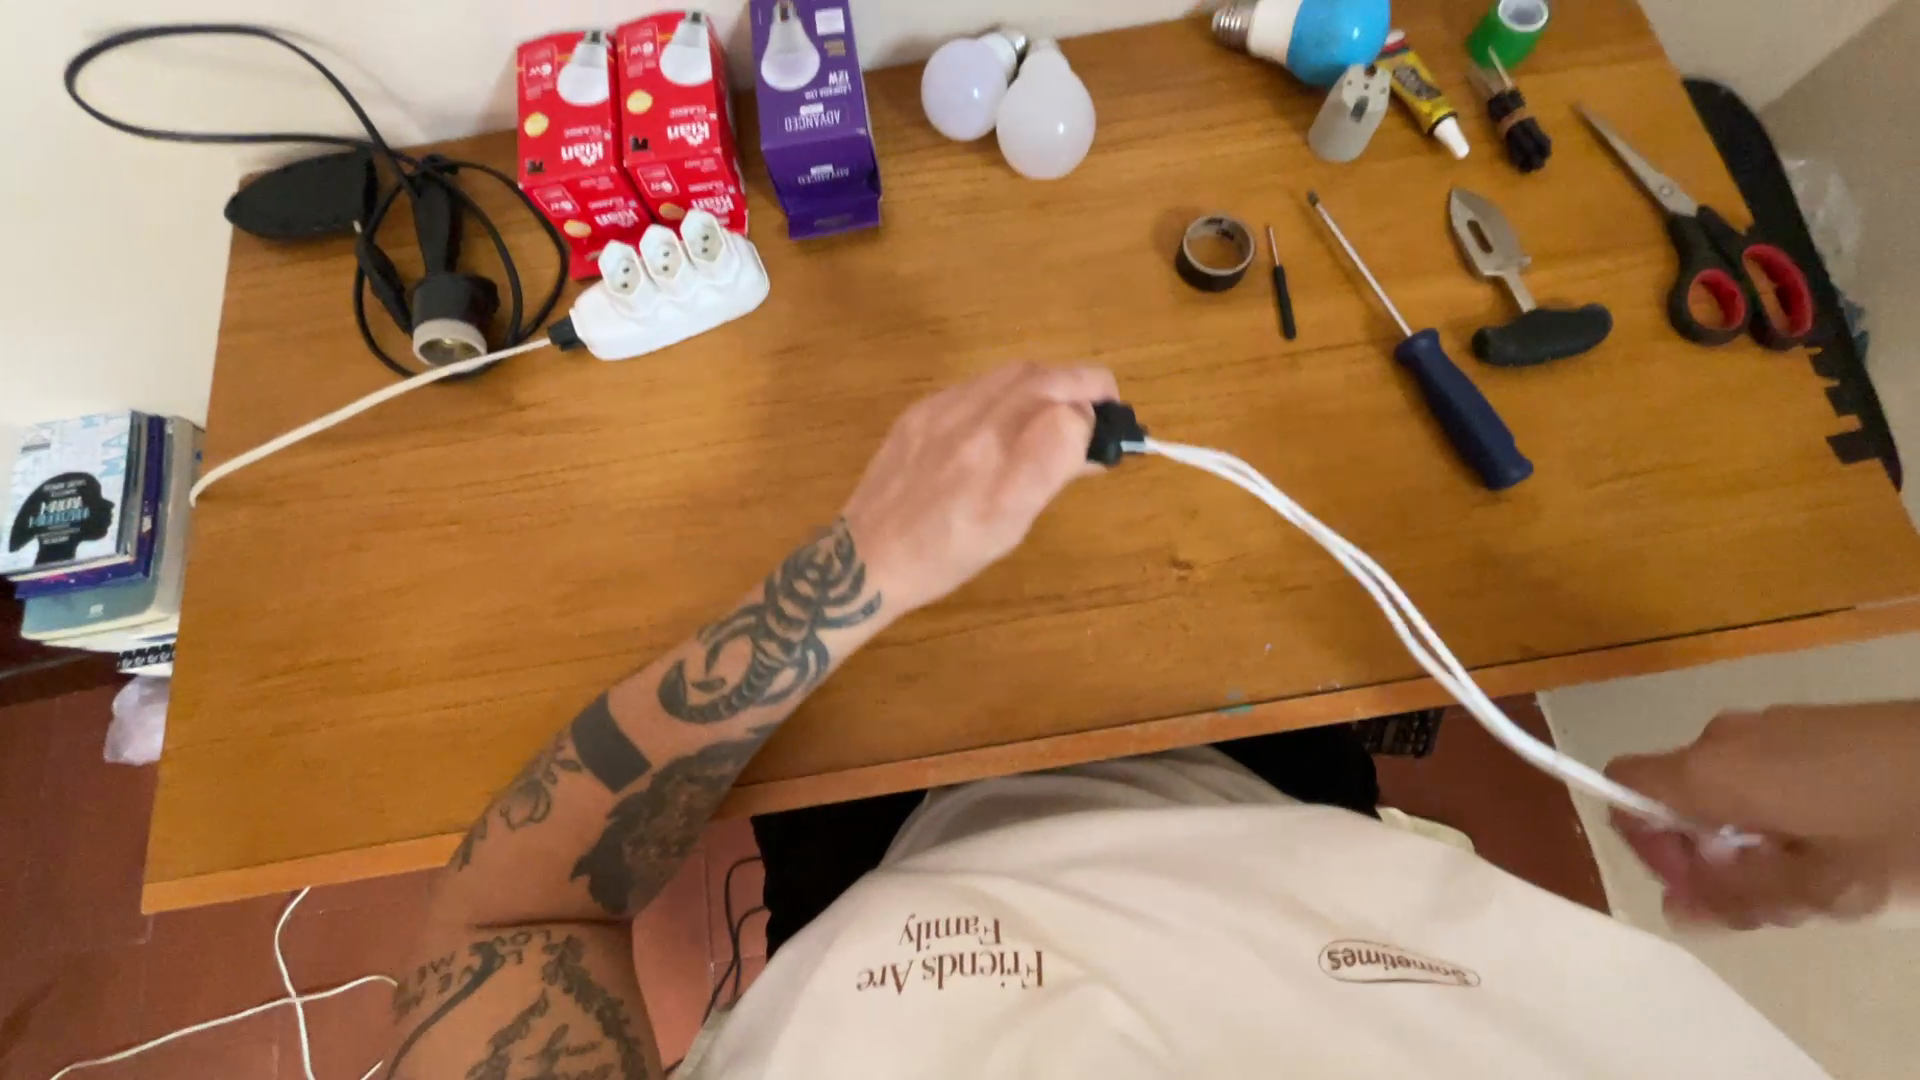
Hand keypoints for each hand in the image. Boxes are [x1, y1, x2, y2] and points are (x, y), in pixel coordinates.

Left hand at [841, 362, 1119, 617]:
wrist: (869, 553)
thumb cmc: (948, 558)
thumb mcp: (1012, 528)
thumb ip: (1053, 476)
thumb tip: (1094, 443)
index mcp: (1006, 481)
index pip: (1073, 417)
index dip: (1094, 424)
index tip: (1098, 440)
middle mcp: (980, 436)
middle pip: (1053, 379)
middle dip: (1089, 386)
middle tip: (1103, 405)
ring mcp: (946, 414)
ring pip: (1020, 371)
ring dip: (1052, 382)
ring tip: (1058, 407)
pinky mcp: (923, 407)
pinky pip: (983, 383)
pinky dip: (1011, 391)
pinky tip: (1007, 416)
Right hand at [1605, 703, 1919, 929]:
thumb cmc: (1909, 830)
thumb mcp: (1832, 886)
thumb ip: (1744, 898)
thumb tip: (1676, 912)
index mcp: (1708, 772)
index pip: (1621, 789)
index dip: (1644, 841)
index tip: (1701, 886)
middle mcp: (1721, 738)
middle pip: (1678, 792)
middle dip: (1711, 849)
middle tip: (1778, 898)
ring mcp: (1771, 723)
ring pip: (1729, 784)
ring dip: (1753, 830)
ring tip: (1828, 873)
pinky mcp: (1817, 722)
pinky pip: (1770, 766)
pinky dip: (1788, 805)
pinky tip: (1856, 836)